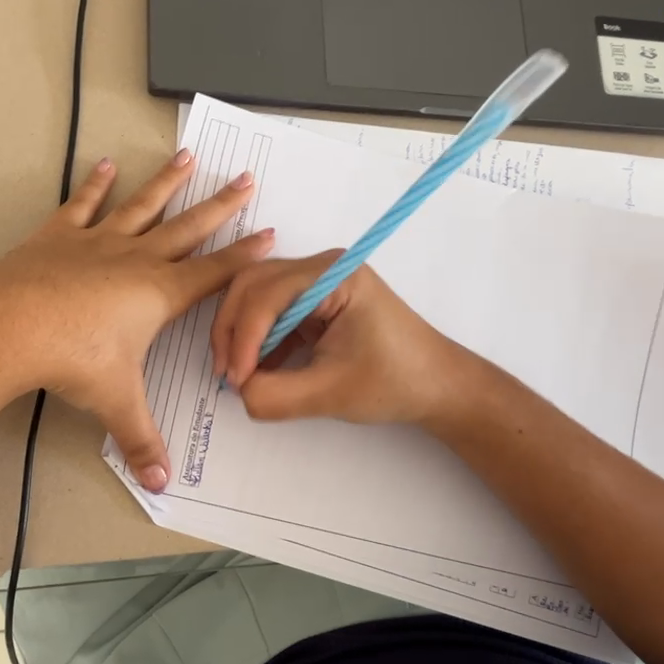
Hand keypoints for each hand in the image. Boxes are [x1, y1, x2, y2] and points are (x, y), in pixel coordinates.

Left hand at [0, 150, 271, 490]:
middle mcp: (134, 259)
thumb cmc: (69, 359)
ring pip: (141, 206)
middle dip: (220, 206)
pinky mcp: (58, 237)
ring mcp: (96, 242)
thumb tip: (160, 482)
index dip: (244, 257)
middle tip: (244, 179)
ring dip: (166, 183)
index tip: (268, 233)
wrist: (7, 326)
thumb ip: (142, 440)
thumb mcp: (115, 403)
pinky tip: (104, 164)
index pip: (214, 273)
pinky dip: (94, 184)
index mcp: (157, 294)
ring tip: (187, 157)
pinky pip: (82, 205)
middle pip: (188, 228)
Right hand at [209, 254, 469, 425]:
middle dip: (233, 330)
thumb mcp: (329, 395)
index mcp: (334, 275)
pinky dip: (256, 341)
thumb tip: (237, 391)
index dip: (243, 337)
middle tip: (227, 375)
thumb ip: (273, 395)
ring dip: (240, 335)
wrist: (436, 386)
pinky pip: (269, 314)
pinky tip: (258, 371)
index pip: (267, 293)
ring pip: (254, 297)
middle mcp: (320, 268)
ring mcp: (316, 284)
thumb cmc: (394, 382)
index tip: (236, 380)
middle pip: (252, 285)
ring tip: (239, 376)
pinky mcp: (313, 304)